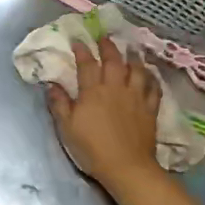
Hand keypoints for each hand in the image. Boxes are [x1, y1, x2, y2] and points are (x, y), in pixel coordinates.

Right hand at [45, 37, 161, 187]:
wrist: (126, 167)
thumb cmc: (92, 148)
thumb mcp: (67, 128)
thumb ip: (59, 104)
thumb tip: (51, 84)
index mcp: (93, 91)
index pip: (87, 64)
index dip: (82, 50)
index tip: (78, 40)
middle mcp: (115, 87)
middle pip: (113, 61)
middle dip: (108, 46)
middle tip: (105, 37)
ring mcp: (136, 97)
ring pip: (136, 70)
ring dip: (133, 57)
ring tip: (131, 49)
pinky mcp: (150, 108)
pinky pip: (153, 87)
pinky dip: (152, 78)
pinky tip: (150, 74)